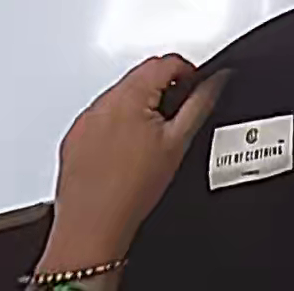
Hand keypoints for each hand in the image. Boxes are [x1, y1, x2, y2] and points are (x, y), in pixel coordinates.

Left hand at [37, 55, 228, 272]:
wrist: (92, 231)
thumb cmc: (132, 191)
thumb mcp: (179, 140)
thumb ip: (202, 100)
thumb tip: (220, 78)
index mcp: (130, 97)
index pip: (164, 62)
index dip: (186, 72)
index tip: (192, 87)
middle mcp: (103, 103)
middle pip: (141, 74)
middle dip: (163, 86)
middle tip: (175, 114)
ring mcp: (85, 120)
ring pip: (121, 92)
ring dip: (140, 101)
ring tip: (151, 134)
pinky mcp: (73, 137)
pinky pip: (101, 113)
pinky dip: (118, 119)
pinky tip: (127, 146)